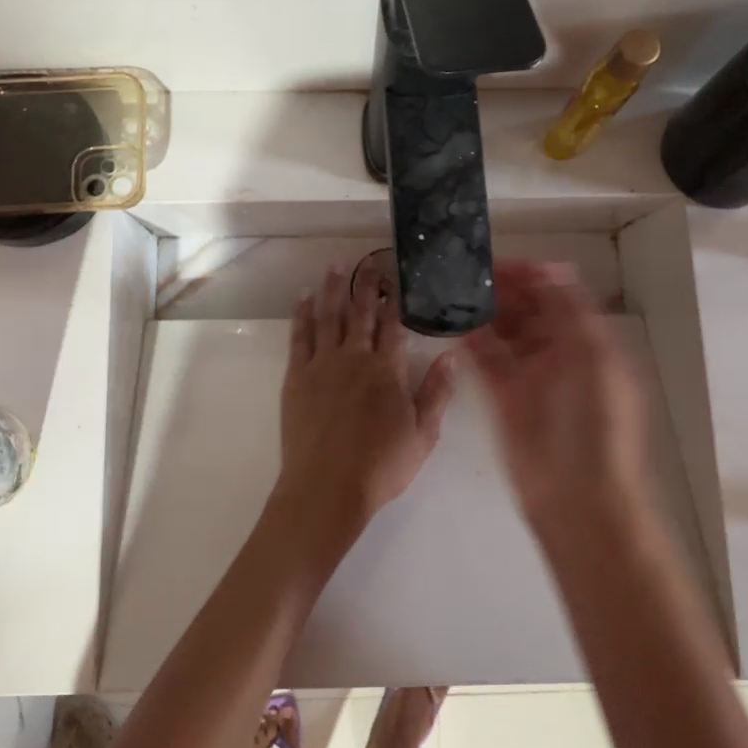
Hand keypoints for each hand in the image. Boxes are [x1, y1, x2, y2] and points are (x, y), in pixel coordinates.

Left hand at [277, 264, 457, 528]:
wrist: (327, 487)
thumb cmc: (381, 466)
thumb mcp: (423, 434)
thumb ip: (437, 393)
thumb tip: (450, 355)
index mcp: (387, 370)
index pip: (393, 325)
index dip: (395, 299)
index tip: (396, 275)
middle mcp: (354, 358)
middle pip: (361, 313)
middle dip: (366, 284)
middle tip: (368, 260)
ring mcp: (322, 365)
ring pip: (328, 317)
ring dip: (332, 290)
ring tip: (334, 267)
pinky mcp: (296, 377)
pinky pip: (299, 337)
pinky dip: (301, 315)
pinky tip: (304, 299)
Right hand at [463, 260, 650, 521]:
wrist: (579, 499)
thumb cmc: (594, 426)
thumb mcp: (593, 358)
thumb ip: (571, 311)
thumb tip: (550, 269)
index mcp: (590, 343)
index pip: (560, 297)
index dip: (533, 276)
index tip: (499, 263)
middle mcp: (563, 355)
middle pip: (531, 312)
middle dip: (505, 292)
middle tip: (468, 276)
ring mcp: (534, 379)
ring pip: (507, 334)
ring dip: (487, 314)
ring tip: (456, 294)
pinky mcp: (507, 400)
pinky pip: (487, 363)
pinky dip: (473, 343)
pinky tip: (454, 326)